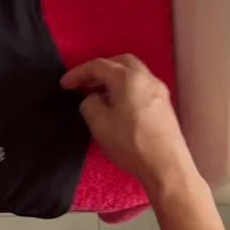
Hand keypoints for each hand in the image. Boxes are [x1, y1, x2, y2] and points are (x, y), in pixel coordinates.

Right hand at [61, 55, 201, 202]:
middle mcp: (147, 79)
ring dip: (114, 80)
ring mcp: (159, 92)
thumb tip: (95, 98)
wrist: (166, 167)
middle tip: (84, 83)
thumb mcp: (98, 123)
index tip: (63, 85)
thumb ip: (89, 103)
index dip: (78, 73)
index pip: (99, 66)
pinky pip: (141, 88)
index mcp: (129, 78)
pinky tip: (117, 107)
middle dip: (100, 70)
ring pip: (133, 75)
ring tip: (98, 96)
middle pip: (121, 63)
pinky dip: (125, 89)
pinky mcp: (164, 106)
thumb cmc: (130, 142)